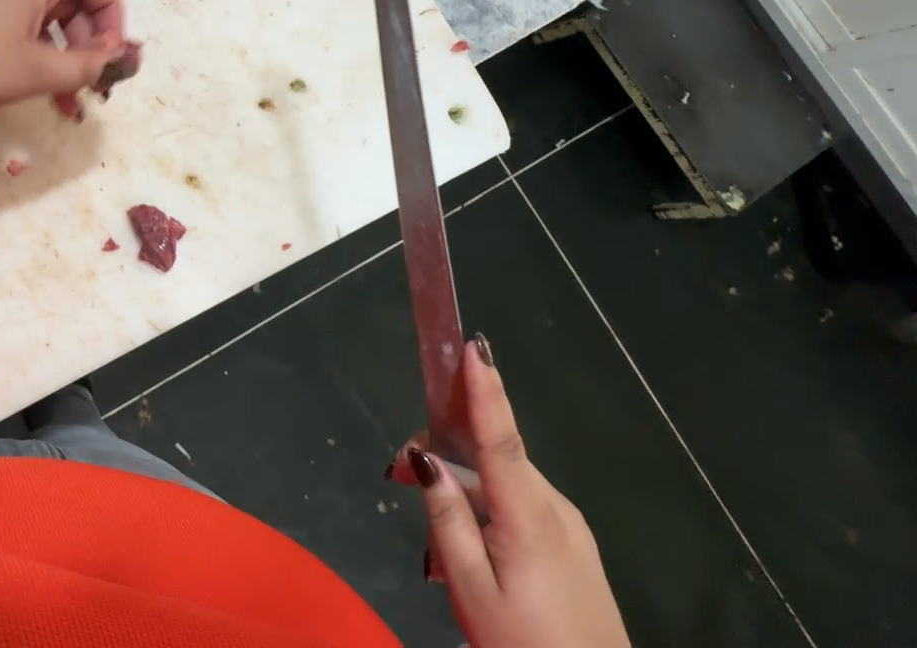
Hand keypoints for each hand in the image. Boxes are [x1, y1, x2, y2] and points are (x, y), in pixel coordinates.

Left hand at [0, 0, 126, 120]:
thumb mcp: (36, 73)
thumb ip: (83, 66)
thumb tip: (110, 61)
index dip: (112, 12)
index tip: (110, 53)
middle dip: (87, 36)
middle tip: (88, 78)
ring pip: (42, 10)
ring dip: (61, 49)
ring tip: (64, 95)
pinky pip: (16, 18)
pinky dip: (33, 46)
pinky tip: (32, 83)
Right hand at [391, 336, 629, 647]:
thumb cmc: (524, 642)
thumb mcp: (471, 587)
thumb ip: (446, 518)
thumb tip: (425, 459)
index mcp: (529, 517)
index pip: (501, 440)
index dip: (486, 392)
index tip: (476, 349)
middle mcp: (554, 509)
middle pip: (492, 455)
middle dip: (443, 449)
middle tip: (396, 474)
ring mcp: (568, 527)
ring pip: (502, 480)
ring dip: (461, 481)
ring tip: (431, 524)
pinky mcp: (572, 543)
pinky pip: (518, 502)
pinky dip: (483, 502)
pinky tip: (467, 540)